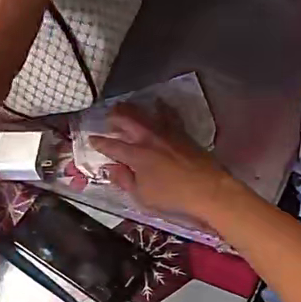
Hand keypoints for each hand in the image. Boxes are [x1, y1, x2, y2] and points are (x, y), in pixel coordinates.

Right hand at [92, 104, 244, 225]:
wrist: (209, 191)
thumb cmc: (172, 198)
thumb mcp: (142, 196)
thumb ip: (125, 180)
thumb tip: (111, 169)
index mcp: (136, 155)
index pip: (112, 146)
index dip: (99, 143)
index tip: (91, 140)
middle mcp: (149, 138)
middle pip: (127, 120)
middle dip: (115, 116)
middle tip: (108, 116)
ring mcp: (167, 133)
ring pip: (146, 113)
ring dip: (133, 108)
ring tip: (126, 106)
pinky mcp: (183, 133)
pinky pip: (169, 114)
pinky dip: (161, 108)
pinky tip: (159, 104)